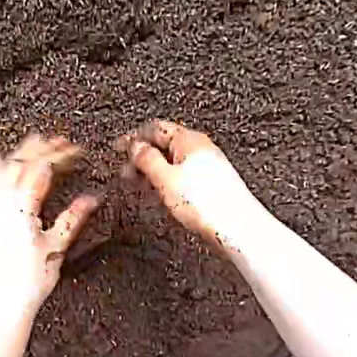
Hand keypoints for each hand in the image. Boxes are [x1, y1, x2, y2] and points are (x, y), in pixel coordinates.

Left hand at [0, 134, 99, 319]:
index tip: (76, 150)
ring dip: (20, 152)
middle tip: (60, 140)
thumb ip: (72, 219)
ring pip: (4, 170)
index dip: (61, 155)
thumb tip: (90, 199)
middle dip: (42, 148)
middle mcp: (3, 205)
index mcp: (23, 208)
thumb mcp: (57, 247)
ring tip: (35, 141)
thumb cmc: (29, 282)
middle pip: (21, 163)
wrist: (2, 302)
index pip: (43, 169)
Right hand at [117, 120, 266, 254]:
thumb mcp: (165, 178)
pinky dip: (168, 181)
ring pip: (175, 161)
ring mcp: (209, 167)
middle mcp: (201, 149)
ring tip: (140, 183)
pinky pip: (184, 176)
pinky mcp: (212, 185)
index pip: (156, 128)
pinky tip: (163, 193)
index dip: (134, 137)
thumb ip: (147, 159)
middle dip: (143, 156)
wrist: (238, 229)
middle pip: (166, 144)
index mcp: (190, 140)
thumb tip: (134, 146)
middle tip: (126, 170)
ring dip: (154, 170)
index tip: (118, 148)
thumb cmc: (207, 203)